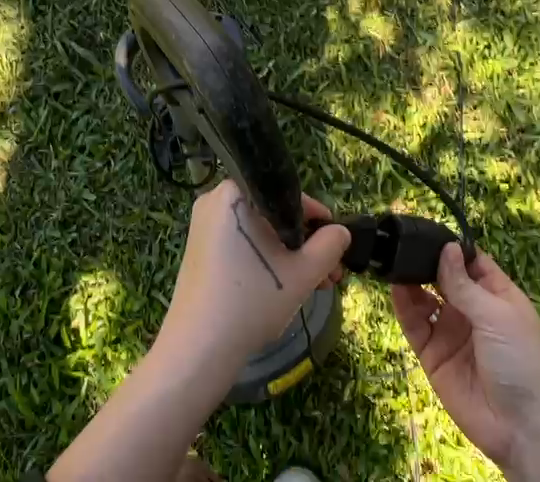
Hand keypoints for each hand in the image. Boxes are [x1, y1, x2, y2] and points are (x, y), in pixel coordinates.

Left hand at [157, 181, 350, 369]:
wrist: (199, 347)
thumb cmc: (252, 300)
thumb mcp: (302, 273)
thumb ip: (329, 246)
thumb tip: (341, 232)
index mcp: (236, 192)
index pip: (289, 197)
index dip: (318, 221)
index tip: (336, 247)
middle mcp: (215, 201)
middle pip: (274, 217)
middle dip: (306, 245)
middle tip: (331, 275)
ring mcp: (204, 226)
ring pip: (260, 234)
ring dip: (289, 256)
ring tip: (316, 287)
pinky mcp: (200, 250)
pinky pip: (242, 245)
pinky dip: (265, 260)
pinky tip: (285, 287)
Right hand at [392, 244, 539, 481]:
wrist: (525, 430)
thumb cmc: (523, 362)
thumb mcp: (498, 316)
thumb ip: (465, 284)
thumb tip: (446, 247)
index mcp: (497, 296)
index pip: (470, 262)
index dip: (451, 246)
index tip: (425, 227)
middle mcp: (472, 311)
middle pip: (443, 278)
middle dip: (424, 261)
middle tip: (399, 240)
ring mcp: (451, 333)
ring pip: (425, 299)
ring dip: (410, 280)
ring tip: (393, 260)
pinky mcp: (433, 355)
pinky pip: (415, 325)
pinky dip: (403, 306)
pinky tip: (395, 286)